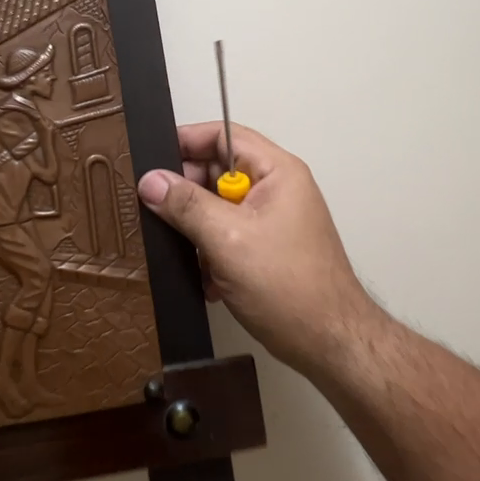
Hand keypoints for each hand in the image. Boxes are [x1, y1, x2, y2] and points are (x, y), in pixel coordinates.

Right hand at [137, 123, 383, 372]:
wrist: (329, 345)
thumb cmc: (288, 287)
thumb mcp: (227, 240)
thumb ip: (186, 205)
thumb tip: (150, 180)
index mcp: (277, 172)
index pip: (224, 136)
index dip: (186, 142)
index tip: (151, 159)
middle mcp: (277, 190)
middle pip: (218, 173)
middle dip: (188, 196)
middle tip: (161, 215)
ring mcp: (273, 221)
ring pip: (218, 209)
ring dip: (198, 231)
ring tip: (188, 254)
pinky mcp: (267, 251)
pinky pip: (228, 237)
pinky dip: (212, 255)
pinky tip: (208, 280)